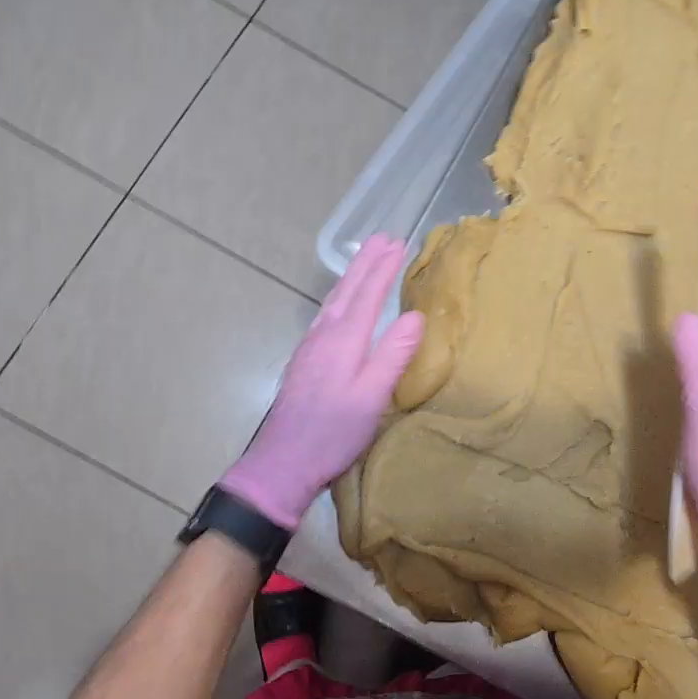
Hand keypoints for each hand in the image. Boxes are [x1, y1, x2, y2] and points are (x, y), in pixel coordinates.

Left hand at [219, 235, 424, 529]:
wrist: (282, 462)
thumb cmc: (332, 432)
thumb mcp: (372, 396)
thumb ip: (393, 354)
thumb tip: (415, 315)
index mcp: (343, 340)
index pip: (368, 295)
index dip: (384, 268)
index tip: (400, 243)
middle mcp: (324, 335)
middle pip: (347, 290)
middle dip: (366, 262)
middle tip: (383, 236)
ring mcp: (310, 347)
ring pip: (333, 300)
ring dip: (352, 276)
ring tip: (366, 259)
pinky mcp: (305, 361)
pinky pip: (326, 314)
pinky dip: (340, 297)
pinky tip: (341, 304)